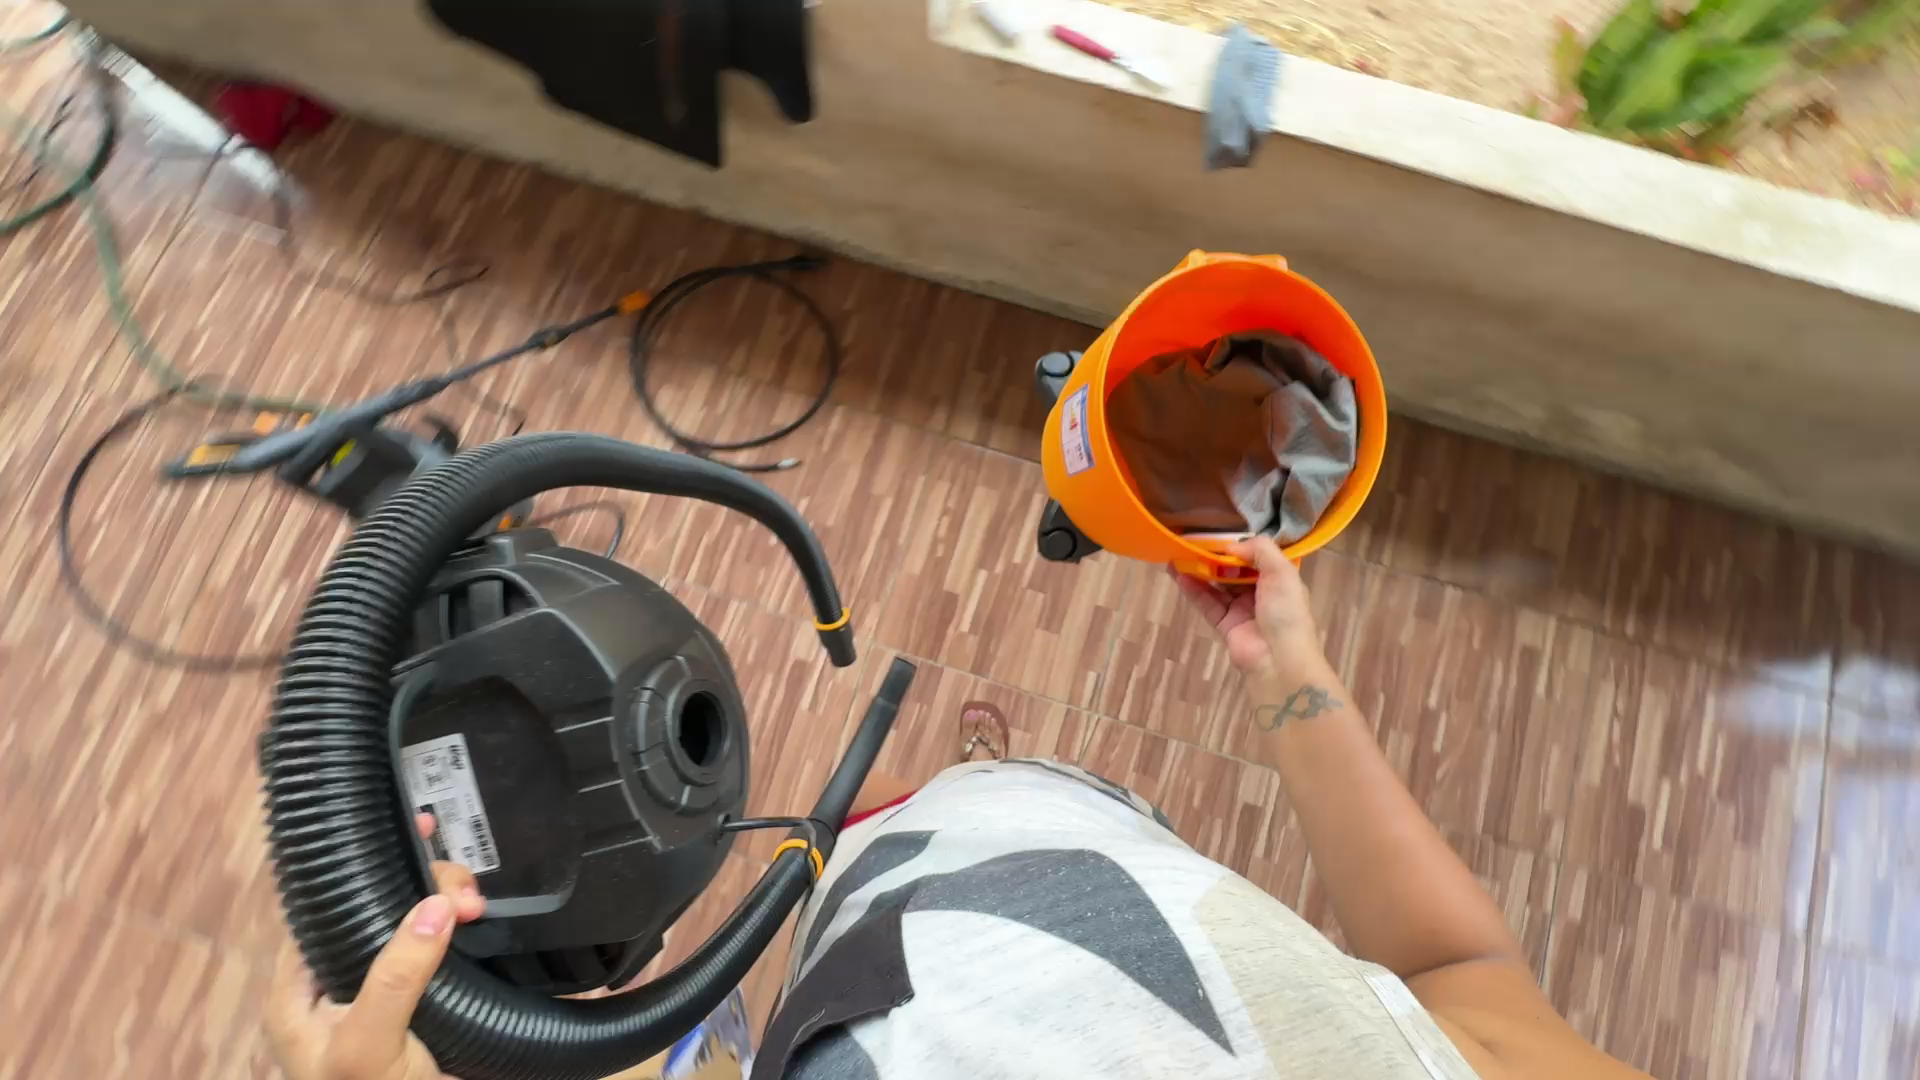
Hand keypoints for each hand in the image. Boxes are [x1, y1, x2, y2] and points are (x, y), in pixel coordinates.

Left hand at [267, 814, 486, 1079]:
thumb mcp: (369, 1048)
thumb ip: (395, 979)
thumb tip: (435, 903)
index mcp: (302, 990)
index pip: (331, 905)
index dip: (373, 863)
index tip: (423, 833)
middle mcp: (340, 979)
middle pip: (384, 903)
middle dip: (428, 886)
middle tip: (468, 895)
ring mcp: (386, 986)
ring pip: (419, 915)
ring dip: (451, 898)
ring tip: (480, 906)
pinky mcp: (428, 992)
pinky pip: (445, 938)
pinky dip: (463, 918)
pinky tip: (482, 911)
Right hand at [1170, 536, 1322, 684]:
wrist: (1278, 658)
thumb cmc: (1286, 611)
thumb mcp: (1283, 572)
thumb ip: (1260, 550)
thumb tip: (1231, 546)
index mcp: (1279, 580)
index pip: (1257, 558)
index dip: (1238, 547)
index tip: (1218, 535)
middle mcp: (1260, 593)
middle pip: (1234, 571)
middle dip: (1215, 558)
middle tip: (1192, 544)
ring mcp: (1241, 610)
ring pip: (1217, 586)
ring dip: (1199, 572)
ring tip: (1178, 556)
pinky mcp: (1224, 624)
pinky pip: (1206, 603)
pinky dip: (1193, 590)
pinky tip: (1179, 576)